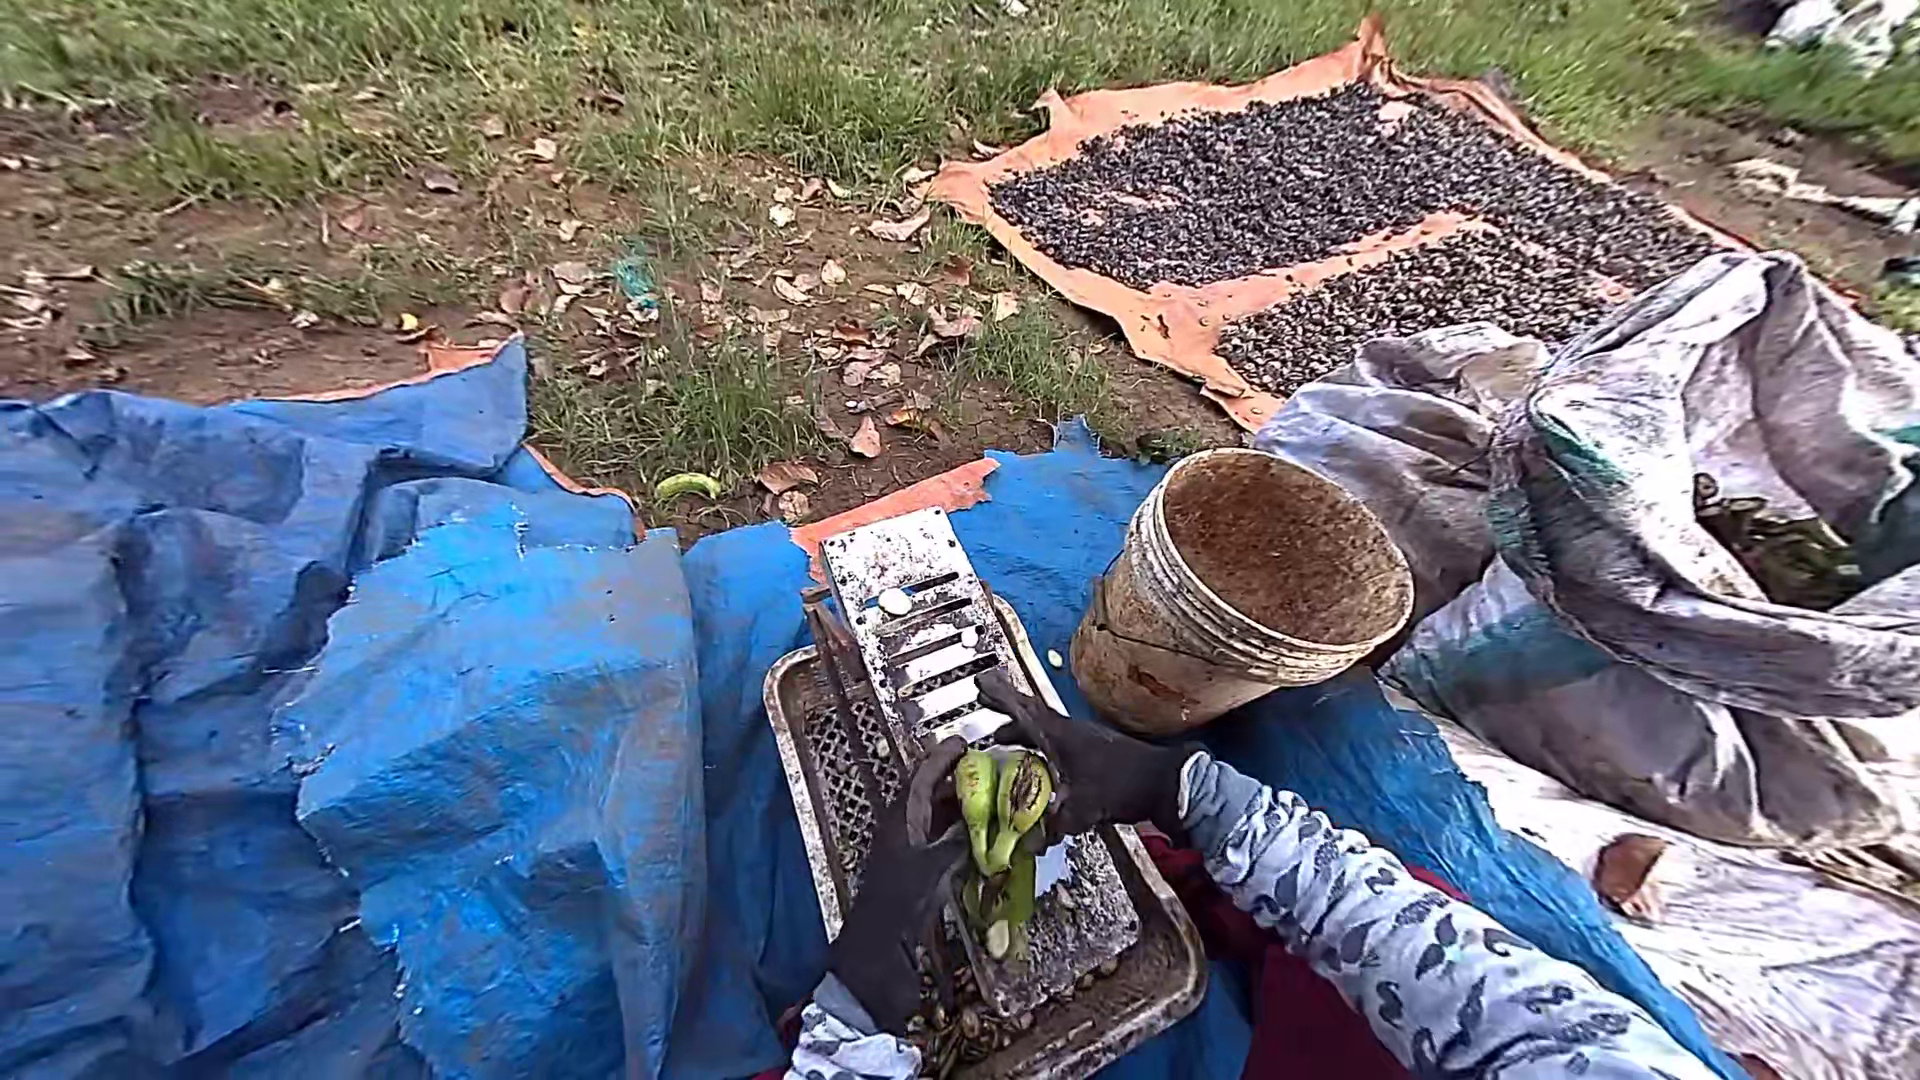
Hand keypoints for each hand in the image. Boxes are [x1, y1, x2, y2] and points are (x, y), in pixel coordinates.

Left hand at [828, 736, 969, 1032]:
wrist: (877, 956)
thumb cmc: (897, 905)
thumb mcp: (930, 868)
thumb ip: (955, 841)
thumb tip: (980, 824)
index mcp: (901, 819)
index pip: (922, 776)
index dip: (941, 757)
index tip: (963, 741)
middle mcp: (905, 828)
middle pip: (931, 793)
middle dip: (957, 779)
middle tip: (988, 769)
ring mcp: (912, 850)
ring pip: (939, 817)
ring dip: (962, 807)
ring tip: (991, 798)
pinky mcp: (920, 872)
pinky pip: (943, 841)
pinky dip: (962, 834)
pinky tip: (982, 836)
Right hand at [976, 669, 1194, 839]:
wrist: (1163, 781)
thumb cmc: (1122, 784)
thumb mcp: (1085, 807)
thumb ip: (1054, 825)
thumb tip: (1026, 845)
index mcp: (1061, 735)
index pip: (1024, 710)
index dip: (1000, 697)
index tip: (981, 681)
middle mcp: (1067, 730)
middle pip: (1029, 713)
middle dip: (1005, 706)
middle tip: (983, 698)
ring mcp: (1079, 738)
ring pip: (1041, 727)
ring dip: (1019, 727)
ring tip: (999, 735)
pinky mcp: (1088, 750)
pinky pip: (1052, 739)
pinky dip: (1035, 742)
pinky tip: (1032, 759)